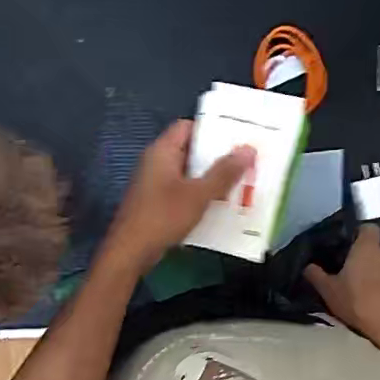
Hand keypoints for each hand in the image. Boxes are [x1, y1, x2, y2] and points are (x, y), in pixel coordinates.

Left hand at [106, 120, 252, 270]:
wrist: (131, 251)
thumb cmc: (163, 217)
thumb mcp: (199, 194)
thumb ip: (224, 173)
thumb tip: (248, 149)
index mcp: (162, 152)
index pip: (188, 127)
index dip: (212, 131)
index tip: (236, 139)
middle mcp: (157, 163)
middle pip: (191, 151)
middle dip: (217, 158)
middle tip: (245, 164)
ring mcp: (155, 184)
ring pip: (189, 175)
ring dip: (211, 180)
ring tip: (239, 185)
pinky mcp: (157, 204)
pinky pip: (183, 192)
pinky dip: (201, 196)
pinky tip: (220, 207)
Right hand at [303, 224, 379, 353]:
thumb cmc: (357, 302)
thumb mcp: (328, 291)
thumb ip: (316, 275)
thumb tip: (307, 266)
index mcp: (367, 247)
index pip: (368, 228)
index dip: (358, 233)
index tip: (346, 245)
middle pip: (374, 248)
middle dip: (363, 257)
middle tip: (348, 270)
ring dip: (374, 273)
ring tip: (359, 288)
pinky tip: (373, 300)